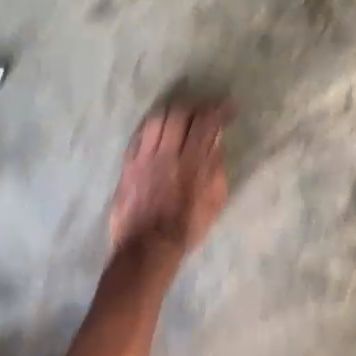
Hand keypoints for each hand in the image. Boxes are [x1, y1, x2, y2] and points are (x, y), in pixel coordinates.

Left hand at [108, 101, 232, 256]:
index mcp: (192, 163)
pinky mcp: (127, 164)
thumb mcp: (214, 202)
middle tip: (202, 112)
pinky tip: (158, 131)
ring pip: (156, 119)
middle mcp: (167, 154)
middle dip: (195, 107)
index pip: (207, 123)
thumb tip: (216, 144)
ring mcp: (144, 157)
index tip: (228, 106)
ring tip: (179, 118)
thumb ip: (216, 169)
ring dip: (172, 113)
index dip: (220, 109)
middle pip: (180, 113)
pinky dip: (152, 127)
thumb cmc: (186, 229)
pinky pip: (139, 134)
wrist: (146, 249)